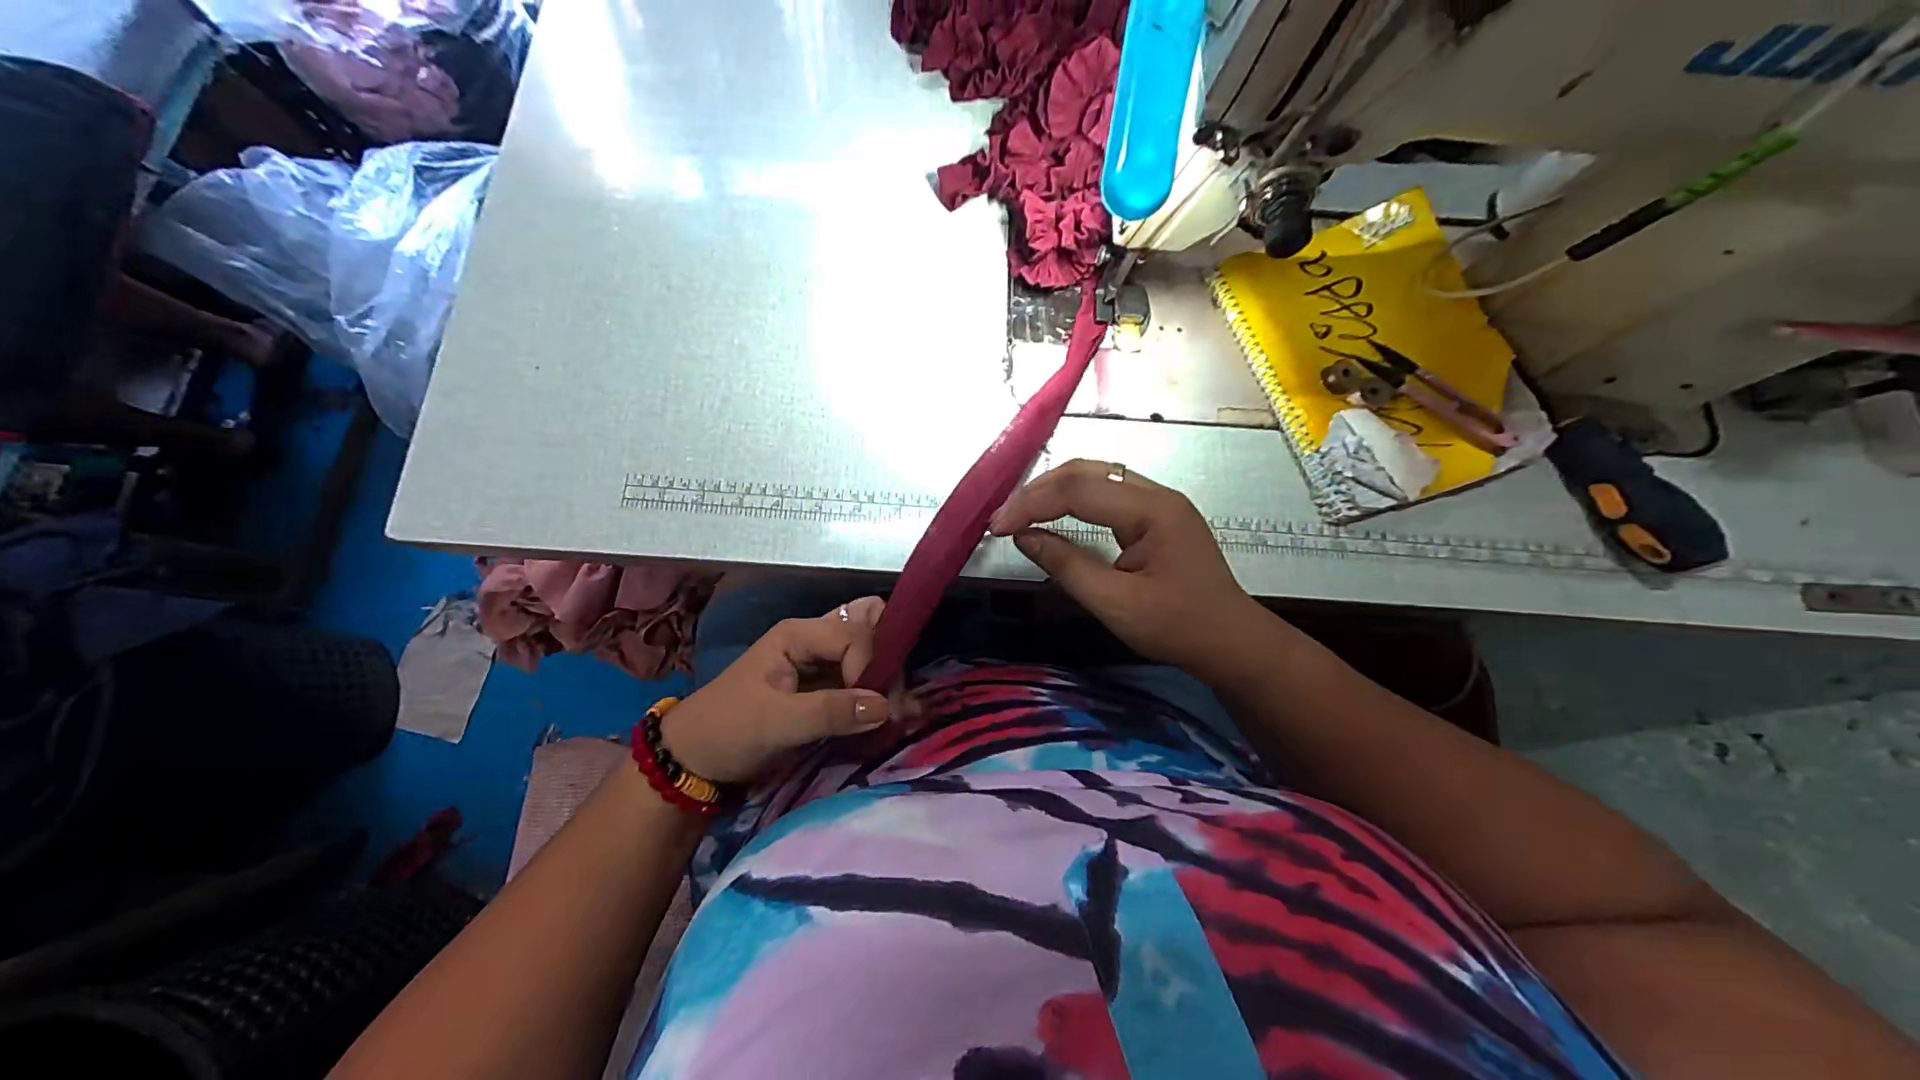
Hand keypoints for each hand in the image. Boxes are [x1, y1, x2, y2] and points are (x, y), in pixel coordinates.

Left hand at [660, 597, 891, 783]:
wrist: (694, 757)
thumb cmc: (727, 731)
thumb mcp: (775, 723)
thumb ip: (829, 712)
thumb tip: (884, 706)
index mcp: (797, 635)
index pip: (854, 636)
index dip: (870, 667)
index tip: (874, 707)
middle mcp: (813, 639)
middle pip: (868, 628)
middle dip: (888, 660)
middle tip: (897, 700)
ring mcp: (818, 661)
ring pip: (868, 649)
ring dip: (887, 674)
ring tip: (899, 706)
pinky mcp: (822, 685)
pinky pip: (860, 675)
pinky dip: (878, 689)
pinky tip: (891, 709)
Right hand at [990, 460, 1267, 679]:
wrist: (1232, 643)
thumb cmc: (1178, 628)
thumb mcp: (1115, 603)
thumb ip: (1066, 566)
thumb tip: (1023, 538)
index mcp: (1152, 510)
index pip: (1078, 489)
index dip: (1032, 504)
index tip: (997, 528)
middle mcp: (1156, 494)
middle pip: (1086, 471)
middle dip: (1038, 490)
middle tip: (1002, 518)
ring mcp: (1159, 503)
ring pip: (1096, 477)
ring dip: (1054, 491)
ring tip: (1019, 514)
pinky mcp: (1157, 516)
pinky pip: (1107, 494)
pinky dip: (1073, 501)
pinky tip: (1053, 515)